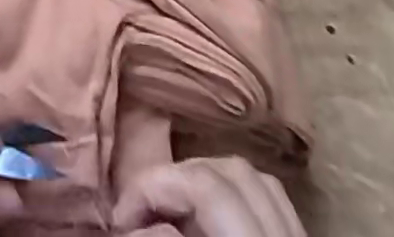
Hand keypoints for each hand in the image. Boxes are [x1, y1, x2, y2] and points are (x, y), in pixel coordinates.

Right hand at [112, 157, 304, 236]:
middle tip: (142, 212)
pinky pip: (273, 201)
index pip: (204, 186)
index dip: (150, 188)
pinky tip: (209, 216)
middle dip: (174, 180)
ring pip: (255, 177)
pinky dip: (235, 193)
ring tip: (171, 210)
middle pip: (229, 171)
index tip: (120, 218)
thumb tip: (132, 222)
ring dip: (203, 179)